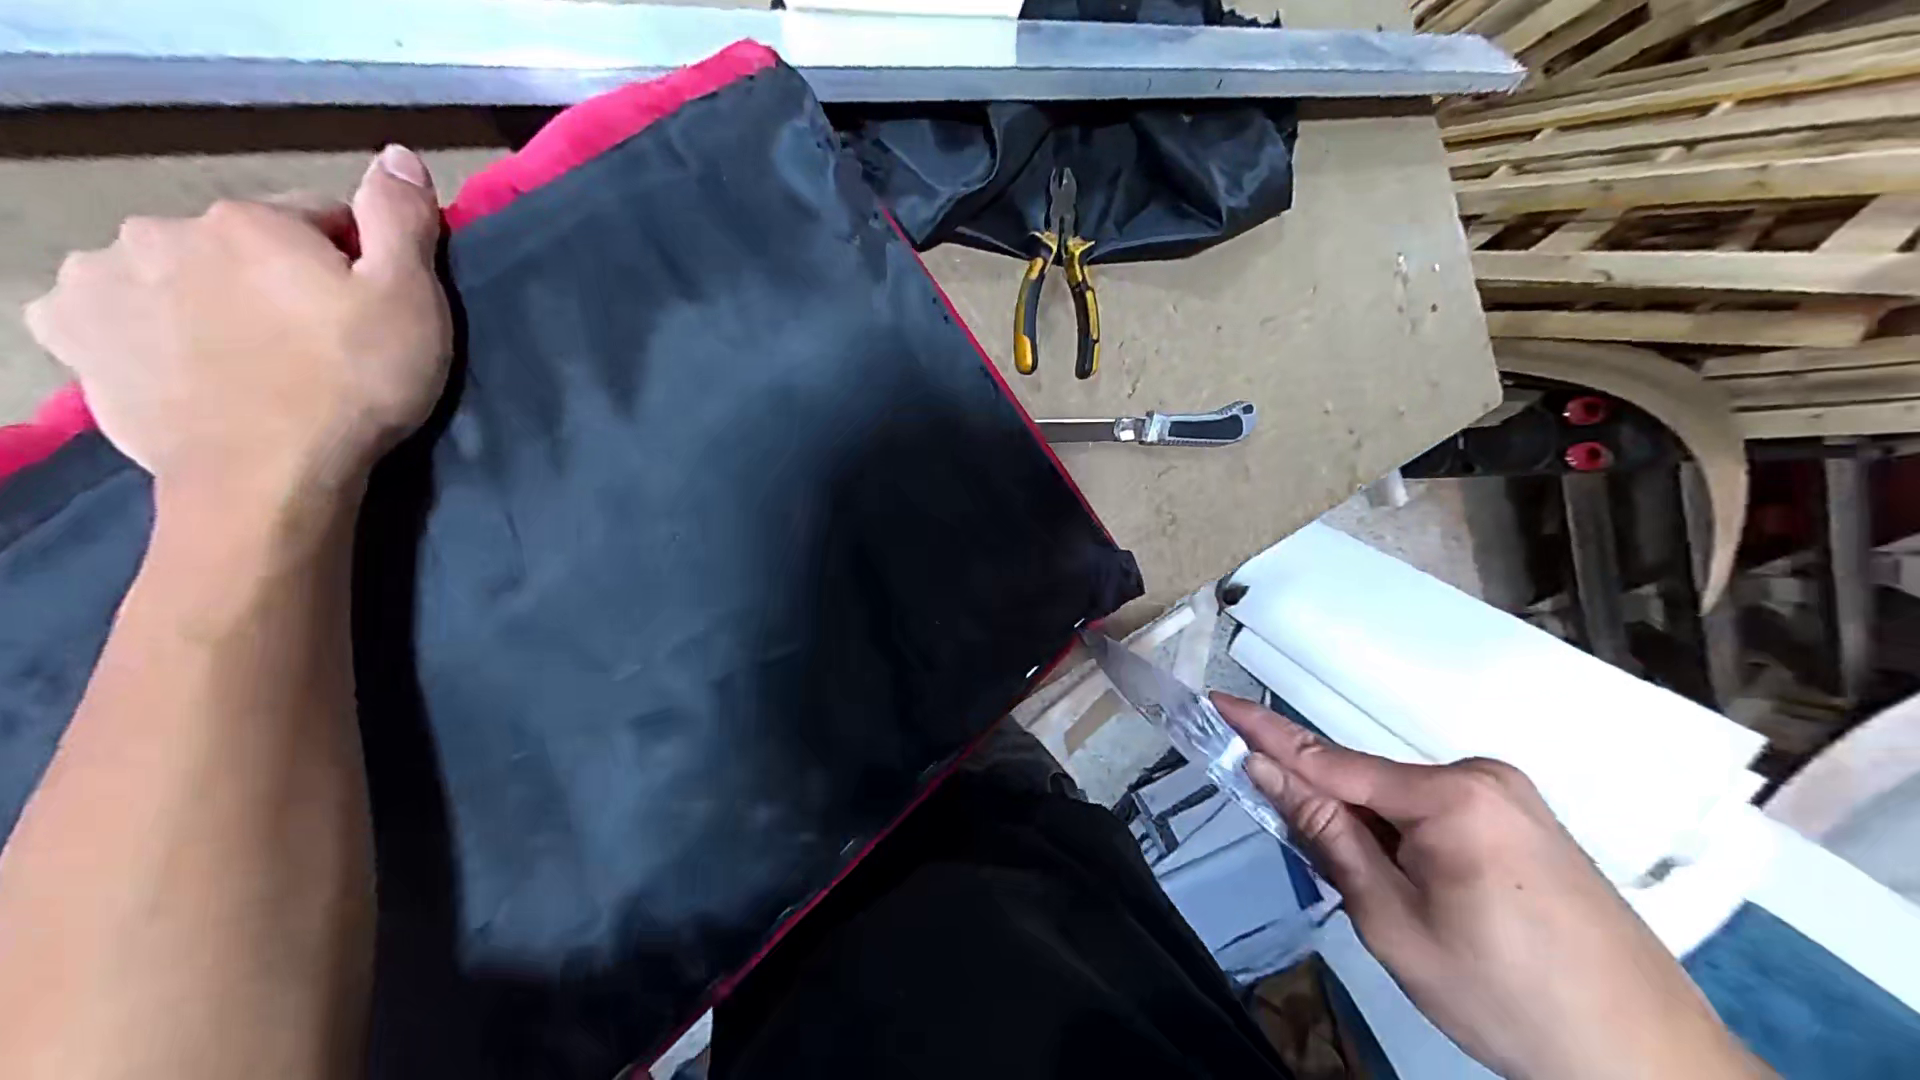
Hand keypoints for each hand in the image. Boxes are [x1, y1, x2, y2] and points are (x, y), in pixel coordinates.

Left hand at [23, 144, 450, 501]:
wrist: (268, 475)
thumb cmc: (355, 384)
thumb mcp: (412, 302)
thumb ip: (402, 221)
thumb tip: (398, 155)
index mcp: (251, 221)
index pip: (320, 222)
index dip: (358, 267)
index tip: (375, 317)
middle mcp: (161, 230)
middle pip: (244, 247)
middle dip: (281, 282)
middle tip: (322, 345)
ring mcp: (102, 280)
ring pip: (179, 274)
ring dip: (214, 301)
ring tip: (257, 361)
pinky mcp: (72, 336)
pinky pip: (114, 311)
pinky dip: (148, 327)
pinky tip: (186, 363)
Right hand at [1214, 693, 1767, 1079]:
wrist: (1652, 1068)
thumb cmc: (1508, 999)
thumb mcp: (1392, 922)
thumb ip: (1326, 836)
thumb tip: (1267, 770)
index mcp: (1449, 796)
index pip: (1327, 758)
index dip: (1263, 732)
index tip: (1219, 703)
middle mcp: (1481, 777)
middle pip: (1366, 784)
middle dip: (1331, 817)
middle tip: (1337, 881)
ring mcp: (1510, 796)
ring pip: (1399, 802)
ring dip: (1372, 837)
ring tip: (1397, 907)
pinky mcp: (1525, 820)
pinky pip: (1436, 813)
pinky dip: (1406, 841)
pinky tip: (1429, 897)